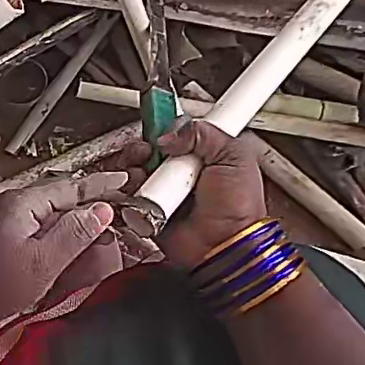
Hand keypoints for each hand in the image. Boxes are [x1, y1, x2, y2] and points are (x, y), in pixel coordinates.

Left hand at [0, 172, 141, 326]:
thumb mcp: (44, 262)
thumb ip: (75, 233)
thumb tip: (102, 210)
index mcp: (19, 203)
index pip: (69, 187)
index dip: (100, 186)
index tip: (125, 182)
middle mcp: (11, 202)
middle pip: (61, 193)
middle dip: (92, 198)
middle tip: (122, 203)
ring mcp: (7, 215)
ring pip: (53, 206)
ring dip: (78, 212)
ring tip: (105, 220)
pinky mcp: (8, 229)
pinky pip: (42, 218)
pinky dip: (63, 224)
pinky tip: (77, 235)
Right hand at [121, 118, 265, 270]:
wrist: (224, 244)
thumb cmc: (239, 208)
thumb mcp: (234, 156)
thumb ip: (204, 133)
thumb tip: (169, 132)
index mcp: (201, 156)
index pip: (173, 133)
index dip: (163, 127)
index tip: (156, 120)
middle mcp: (177, 173)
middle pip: (145, 149)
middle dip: (142, 148)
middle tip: (148, 153)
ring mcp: (160, 191)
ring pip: (131, 170)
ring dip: (134, 169)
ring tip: (146, 177)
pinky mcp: (145, 210)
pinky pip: (124, 195)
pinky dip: (126, 191)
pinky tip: (140, 192)